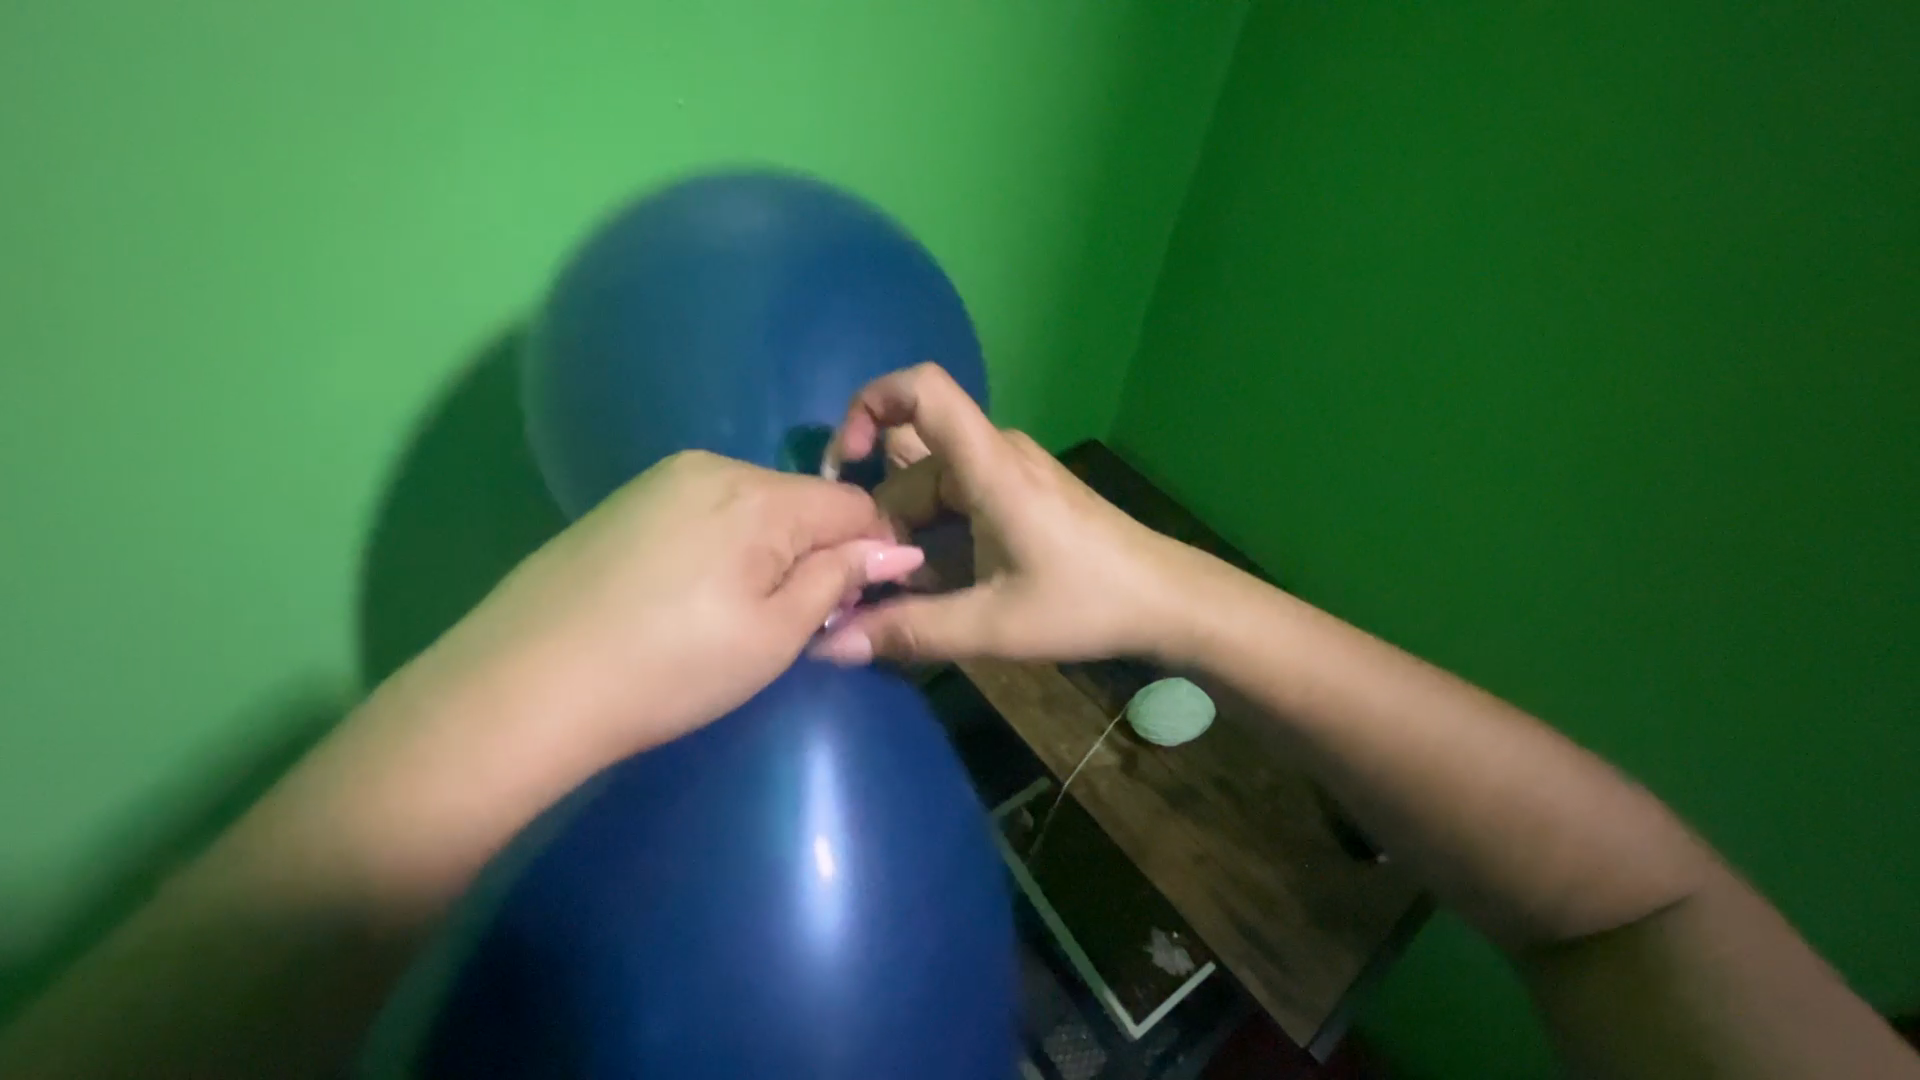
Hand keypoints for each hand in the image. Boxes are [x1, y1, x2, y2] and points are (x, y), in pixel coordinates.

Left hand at [406, 450, 923, 759]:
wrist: (525, 686)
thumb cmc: (672, 670)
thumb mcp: (776, 636)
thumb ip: (840, 580)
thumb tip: (896, 549)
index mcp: (761, 497)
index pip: (853, 503)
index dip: (875, 548)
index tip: (864, 599)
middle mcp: (715, 467)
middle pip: (803, 500)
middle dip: (819, 549)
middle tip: (797, 617)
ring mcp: (664, 479)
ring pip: (755, 504)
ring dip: (772, 547)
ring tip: (738, 610)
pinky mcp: (628, 499)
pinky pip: (708, 508)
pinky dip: (726, 542)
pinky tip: (692, 592)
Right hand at [813, 363, 1200, 665]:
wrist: (1165, 599)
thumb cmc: (1085, 603)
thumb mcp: (992, 626)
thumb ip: (909, 631)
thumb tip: (830, 645)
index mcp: (989, 466)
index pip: (921, 388)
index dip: (868, 406)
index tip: (844, 466)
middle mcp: (995, 454)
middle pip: (910, 461)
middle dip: (878, 516)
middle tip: (860, 580)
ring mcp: (1009, 473)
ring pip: (930, 486)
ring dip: (905, 534)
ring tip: (890, 593)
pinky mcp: (1018, 494)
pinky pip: (956, 499)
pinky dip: (932, 536)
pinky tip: (930, 586)